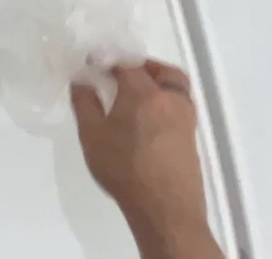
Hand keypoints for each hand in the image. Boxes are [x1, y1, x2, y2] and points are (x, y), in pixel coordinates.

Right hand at [73, 61, 221, 258]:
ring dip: (157, 85)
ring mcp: (185, 125)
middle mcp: (171, 104)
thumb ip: (85, 101)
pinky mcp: (190, 143)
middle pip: (167, 73)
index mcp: (145, 96)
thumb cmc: (123, 167)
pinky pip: (178, 110)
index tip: (90, 62)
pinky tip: (140, 118)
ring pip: (177, 92)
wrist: (164, 212)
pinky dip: (162, 103)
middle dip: (145, 67)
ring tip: (129, 94)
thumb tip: (82, 80)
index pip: (128, 64)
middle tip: (120, 71)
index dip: (108, 58)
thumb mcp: (91, 132)